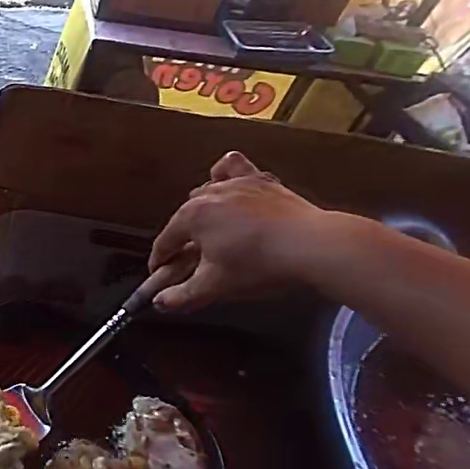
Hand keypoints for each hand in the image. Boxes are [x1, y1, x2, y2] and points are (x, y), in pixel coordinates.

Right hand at [148, 152, 330, 311]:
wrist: (309, 245)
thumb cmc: (260, 265)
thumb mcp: (216, 286)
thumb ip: (183, 295)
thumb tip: (160, 302)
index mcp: (192, 216)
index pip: (166, 241)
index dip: (160, 260)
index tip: (160, 272)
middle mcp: (209, 193)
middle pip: (184, 216)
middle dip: (183, 238)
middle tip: (192, 261)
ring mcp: (235, 183)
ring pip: (206, 192)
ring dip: (203, 211)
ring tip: (213, 233)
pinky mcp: (259, 180)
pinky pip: (233, 166)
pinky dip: (225, 173)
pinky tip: (226, 184)